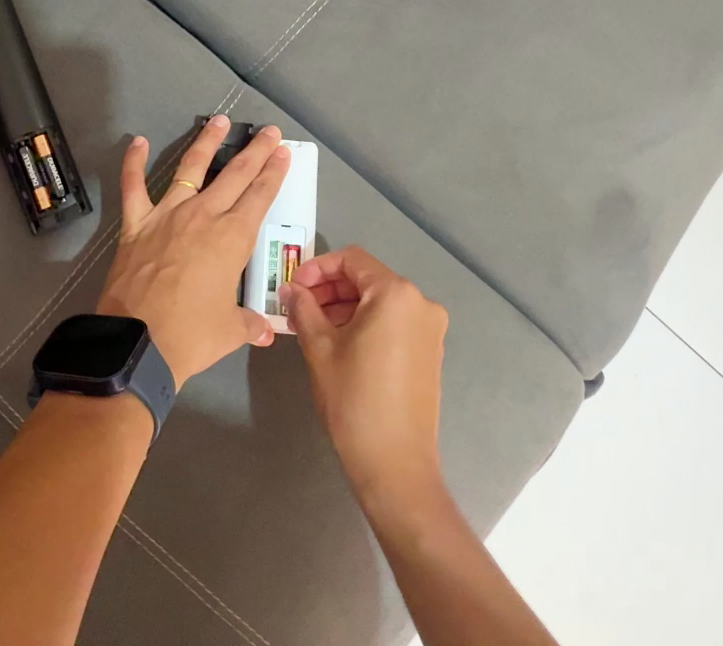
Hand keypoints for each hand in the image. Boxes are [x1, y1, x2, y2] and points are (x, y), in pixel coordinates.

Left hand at [97, 115, 290, 388]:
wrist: (138, 342)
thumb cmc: (191, 335)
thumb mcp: (229, 330)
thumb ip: (249, 323)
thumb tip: (265, 330)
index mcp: (233, 237)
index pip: (260, 196)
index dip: (274, 172)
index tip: (283, 152)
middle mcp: (204, 216)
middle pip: (235, 175)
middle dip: (255, 151)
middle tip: (268, 131)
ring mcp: (167, 215)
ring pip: (191, 168)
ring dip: (207, 143)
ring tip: (219, 121)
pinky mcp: (136, 224)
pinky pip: (133, 187)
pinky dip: (133, 163)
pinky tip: (138, 141)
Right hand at [281, 246, 448, 502]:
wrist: (394, 461)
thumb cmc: (354, 398)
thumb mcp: (319, 347)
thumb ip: (303, 308)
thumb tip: (291, 289)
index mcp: (396, 294)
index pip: (352, 260)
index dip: (318, 267)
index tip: (294, 286)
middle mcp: (421, 303)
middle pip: (368, 279)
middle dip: (330, 288)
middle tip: (298, 307)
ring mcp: (430, 329)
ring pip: (380, 301)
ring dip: (345, 306)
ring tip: (312, 327)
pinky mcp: (430, 351)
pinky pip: (393, 322)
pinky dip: (365, 323)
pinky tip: (338, 343)